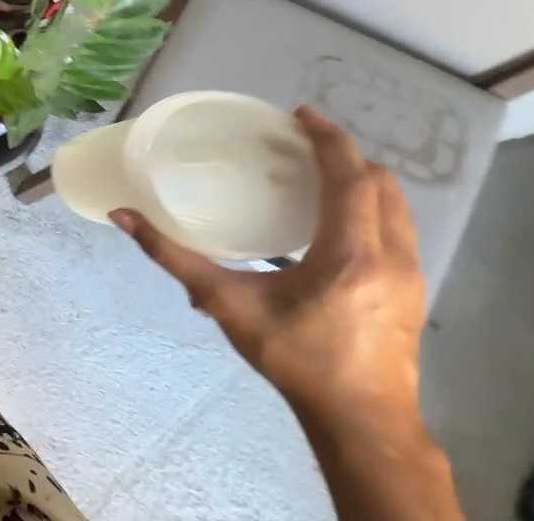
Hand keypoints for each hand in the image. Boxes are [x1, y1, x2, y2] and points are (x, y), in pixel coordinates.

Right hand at [112, 106, 427, 418]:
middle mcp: (391, 257)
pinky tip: (331, 218)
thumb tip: (122, 216)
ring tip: (316, 170)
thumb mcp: (225, 303)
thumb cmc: (293, 356)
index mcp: (351, 254)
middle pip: (382, 187)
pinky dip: (369, 206)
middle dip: (345, 154)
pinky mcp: (411, 291)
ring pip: (397, 208)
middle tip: (299, 140)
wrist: (361, 417)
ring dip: (361, 180)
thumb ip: (172, 257)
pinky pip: (397, 229)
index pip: (352, 179)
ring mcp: (410, 275)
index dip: (329, 141)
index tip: (299, 115)